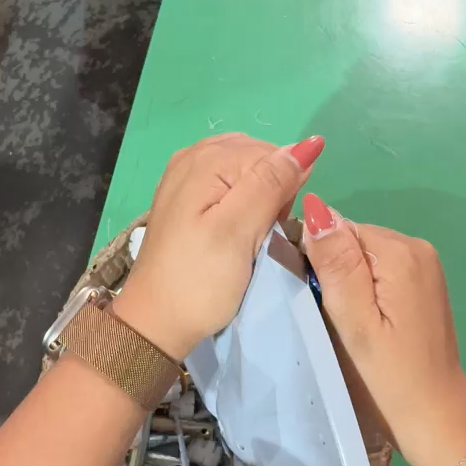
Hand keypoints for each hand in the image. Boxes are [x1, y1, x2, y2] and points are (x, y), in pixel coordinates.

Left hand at [113, 133, 324, 358]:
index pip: (272, 155)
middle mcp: (193, 156)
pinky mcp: (185, 197)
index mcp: (207, 159)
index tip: (272, 227)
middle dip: (272, 190)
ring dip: (259, 197)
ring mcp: (185, 176)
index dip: (284, 189)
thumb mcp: (239, 231)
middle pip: (258, 157)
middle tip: (261, 233)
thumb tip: (308, 144)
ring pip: (246, 170)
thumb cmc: (201, 278)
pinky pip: (228, 183)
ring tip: (250, 233)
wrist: (157, 320)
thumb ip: (272, 184)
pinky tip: (236, 227)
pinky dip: (241, 201)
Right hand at [301, 193, 465, 465]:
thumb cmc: (387, 374)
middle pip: (352, 238)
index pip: (338, 229)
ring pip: (363, 252)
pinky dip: (365, 286)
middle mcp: (416, 245)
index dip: (317, 257)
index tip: (313, 295)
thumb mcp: (354, 320)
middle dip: (333, 268)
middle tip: (330, 313)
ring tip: (345, 318)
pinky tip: (364, 317)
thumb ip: (336, 263)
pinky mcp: (423, 279)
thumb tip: (315, 207)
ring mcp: (423, 262)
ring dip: (347, 278)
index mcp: (399, 251)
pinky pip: (379, 266)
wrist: (434, 412)